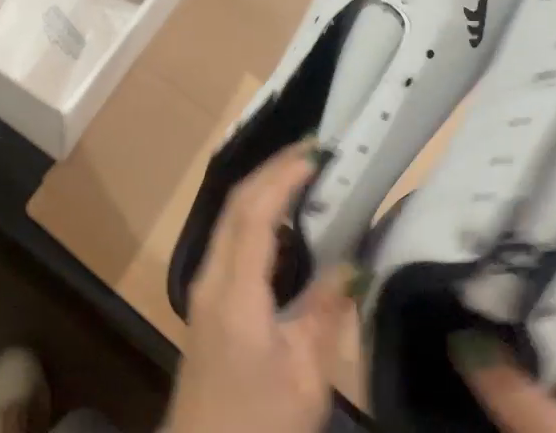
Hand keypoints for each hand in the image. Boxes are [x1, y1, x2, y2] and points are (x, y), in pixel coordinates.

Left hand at [167, 143, 352, 432]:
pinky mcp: (210, 305)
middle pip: (236, 207)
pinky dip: (259, 219)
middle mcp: (211, 278)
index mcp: (234, 290)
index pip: (254, 212)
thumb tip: (350, 262)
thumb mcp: (306, 375)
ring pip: (231, 222)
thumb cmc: (259, 422)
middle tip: (316, 150)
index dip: (283, 176)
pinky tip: (288, 226)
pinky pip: (233, 243)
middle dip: (272, 171)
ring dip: (264, 192)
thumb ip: (325, 311)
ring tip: (307, 176)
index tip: (318, 152)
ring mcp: (206, 290)